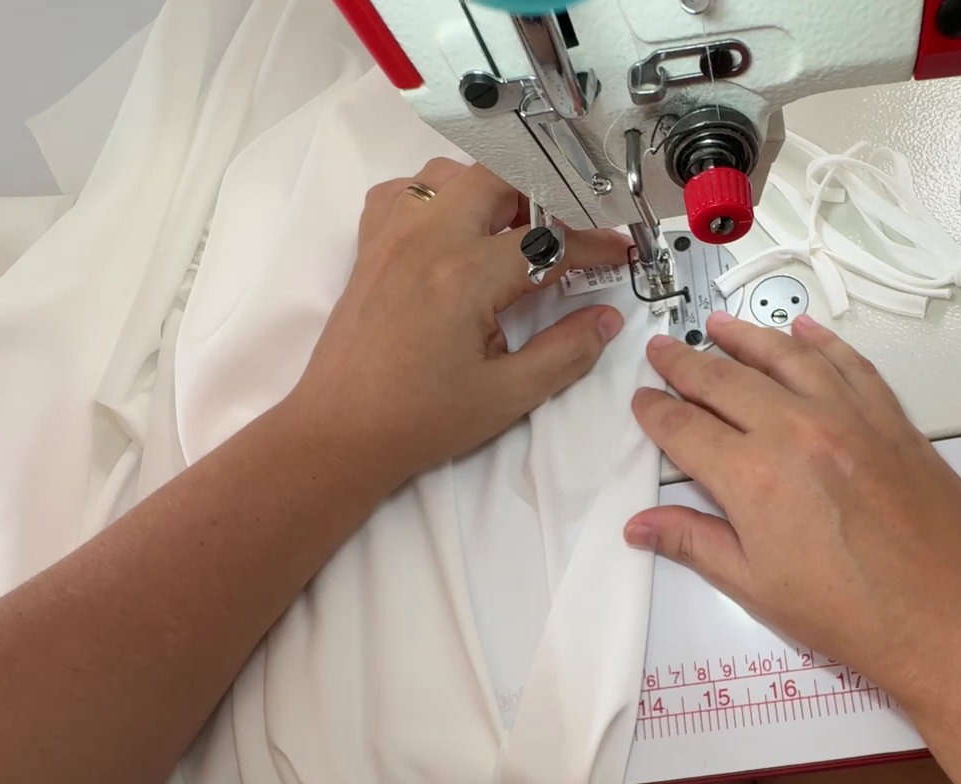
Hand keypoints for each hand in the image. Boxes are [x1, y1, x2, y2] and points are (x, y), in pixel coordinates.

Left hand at [287, 159, 631, 482]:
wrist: (342, 431)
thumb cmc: (423, 419)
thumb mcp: (509, 395)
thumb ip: (565, 352)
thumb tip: (605, 319)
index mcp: (465, 275)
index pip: (546, 242)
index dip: (593, 246)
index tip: (619, 254)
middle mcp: (426, 239)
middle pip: (498, 179)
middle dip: (545, 200)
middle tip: (570, 237)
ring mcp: (391, 236)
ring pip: (450, 175)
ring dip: (493, 191)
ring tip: (517, 233)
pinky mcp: (371, 247)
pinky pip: (406, 192)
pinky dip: (441, 198)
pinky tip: (457, 234)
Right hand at [625, 313, 960, 704]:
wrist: (946, 617)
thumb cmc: (848, 614)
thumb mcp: (756, 586)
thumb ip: (694, 543)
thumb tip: (640, 525)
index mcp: (752, 476)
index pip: (685, 429)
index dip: (656, 413)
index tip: (642, 401)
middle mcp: (797, 430)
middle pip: (726, 382)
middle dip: (686, 364)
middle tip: (664, 349)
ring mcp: (850, 418)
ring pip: (787, 358)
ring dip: (747, 337)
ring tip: (718, 325)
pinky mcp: (892, 420)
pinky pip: (851, 365)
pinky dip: (823, 343)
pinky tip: (803, 331)